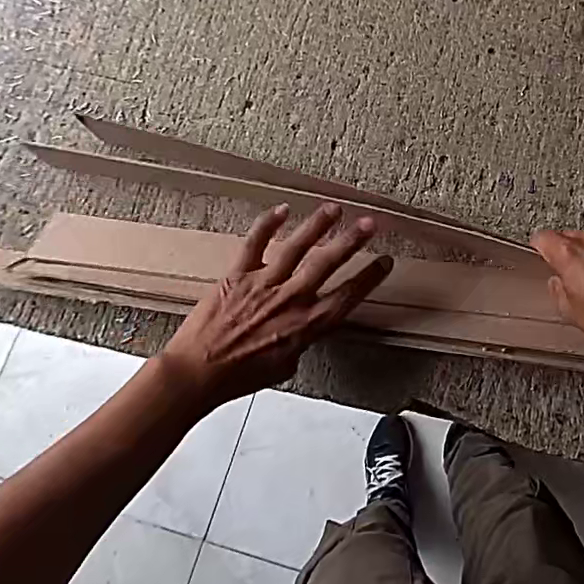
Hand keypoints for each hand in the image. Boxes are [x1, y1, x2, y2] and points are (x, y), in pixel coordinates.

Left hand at [158, 203, 392, 406]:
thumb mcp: (284, 366)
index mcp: (305, 326)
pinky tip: (282, 209)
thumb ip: (300, 341)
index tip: (384, 262)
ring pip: (297, 247)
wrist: (199, 372)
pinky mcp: (238, 275)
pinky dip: (268, 224)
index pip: (348, 296)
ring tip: (334, 208)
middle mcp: (290, 300)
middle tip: (370, 223)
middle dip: (352, 241)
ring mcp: (264, 284)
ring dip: (318, 225)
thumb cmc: (238, 375)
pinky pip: (255, 243)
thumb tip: (302, 329)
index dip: (369, 278)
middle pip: (328, 263)